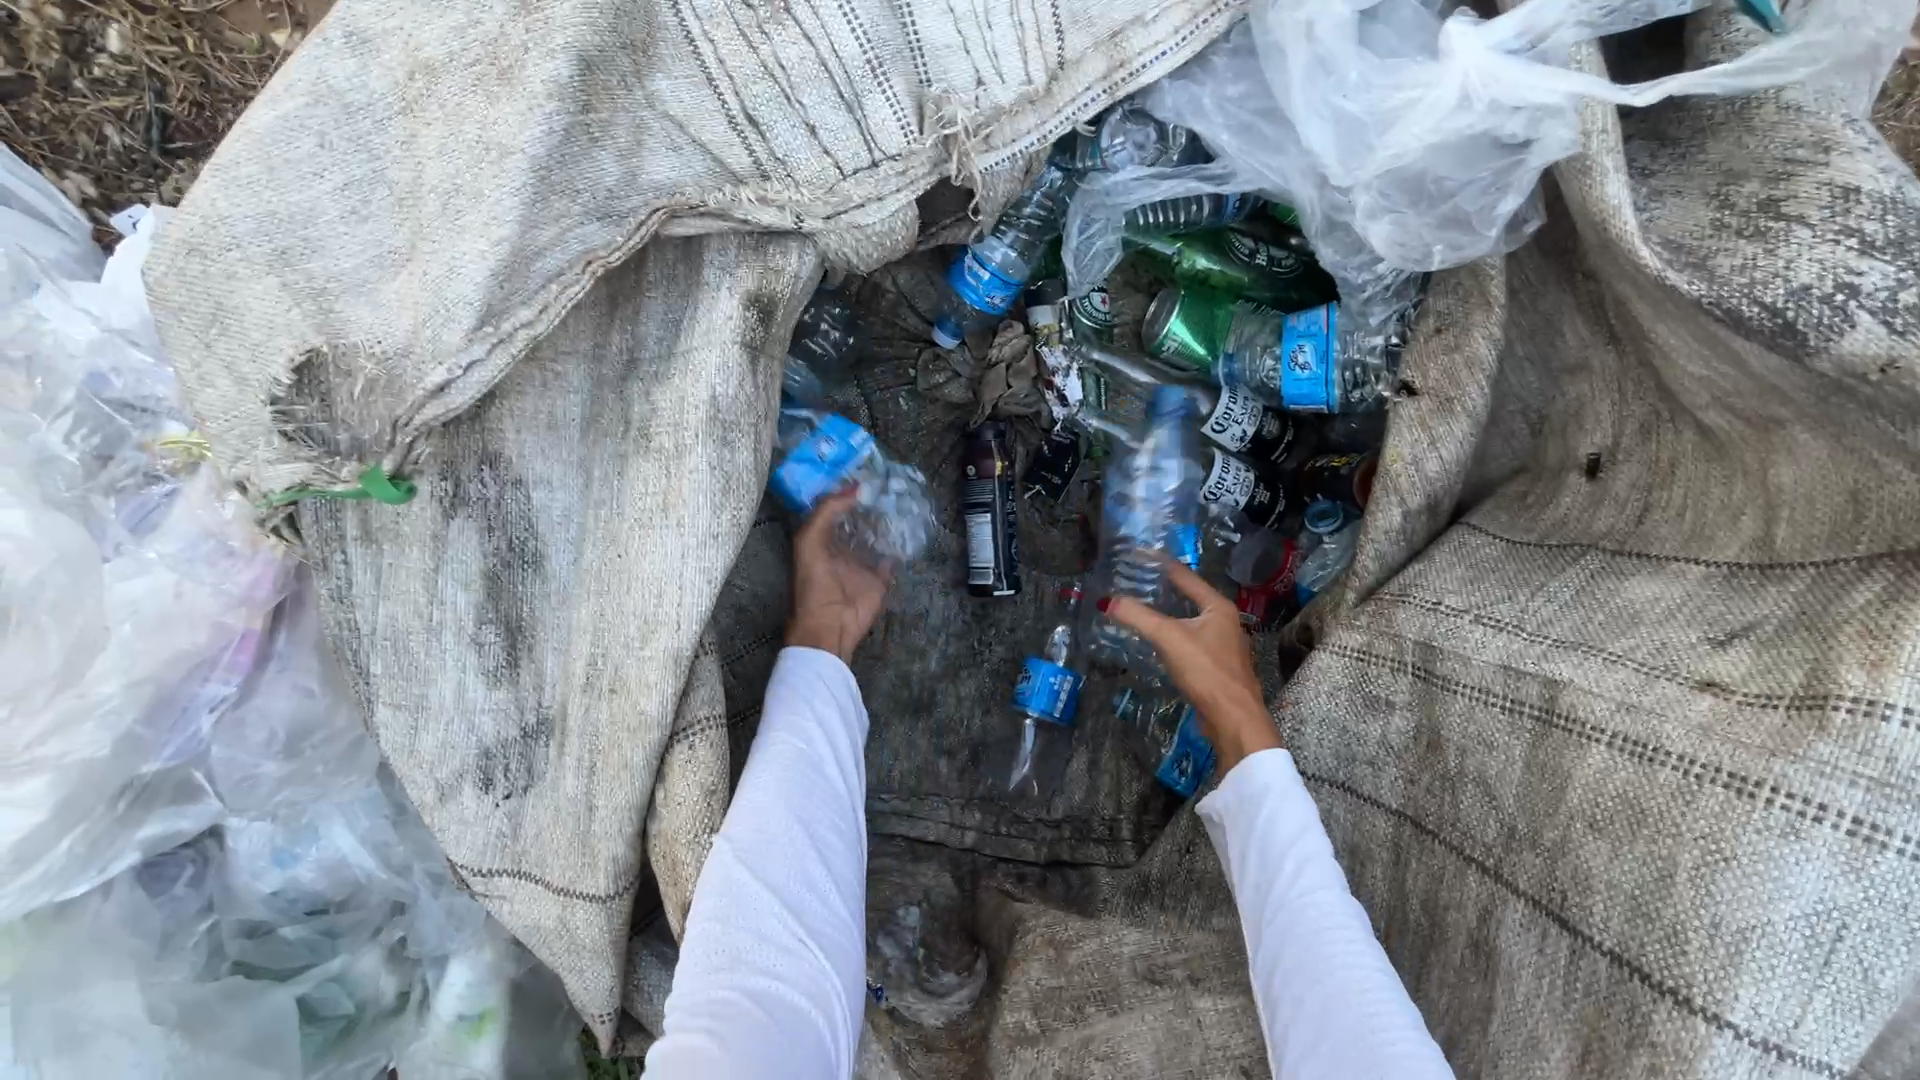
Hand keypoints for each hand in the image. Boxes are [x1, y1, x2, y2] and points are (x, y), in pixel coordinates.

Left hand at [787, 487, 893, 664]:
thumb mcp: (809, 540)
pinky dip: (903, 546)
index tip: (868, 471)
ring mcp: (865, 561)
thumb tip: (855, 488)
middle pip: (861, 518)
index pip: (838, 507)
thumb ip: (826, 511)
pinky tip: (913, 529)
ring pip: (879, 535)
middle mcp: (845, 545)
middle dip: (873, 502)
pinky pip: (894, 557)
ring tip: (906, 498)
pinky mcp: (881, 577)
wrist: (829, 624)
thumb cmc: (813, 582)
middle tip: (892, 481)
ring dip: (890, 521)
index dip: (848, 490)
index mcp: (824, 536)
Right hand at [1099, 559, 1280, 776]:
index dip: (1161, 563)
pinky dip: (1172, 635)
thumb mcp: (1169, 638)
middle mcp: (1224, 621)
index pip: (1185, 576)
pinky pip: (1189, 641)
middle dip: (1164, 588)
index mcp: (1218, 607)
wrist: (1234, 719)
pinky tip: (1157, 642)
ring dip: (1167, 613)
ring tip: (1142, 607)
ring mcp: (1222, 645)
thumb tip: (1106, 602)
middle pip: (1189, 597)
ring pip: (1189, 620)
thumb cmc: (1206, 671)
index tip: (1138, 553)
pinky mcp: (1216, 666)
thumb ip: (1138, 617)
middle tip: (1136, 580)